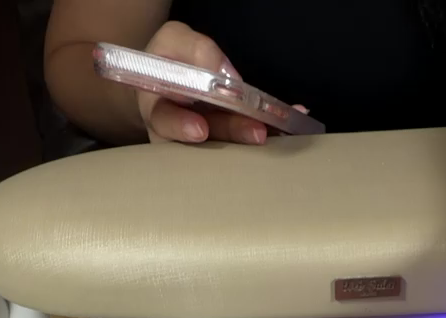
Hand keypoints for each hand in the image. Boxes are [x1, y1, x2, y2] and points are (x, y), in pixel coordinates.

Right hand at [130, 21, 270, 144]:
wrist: (178, 80)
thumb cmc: (172, 59)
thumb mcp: (175, 41)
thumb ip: (197, 51)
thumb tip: (228, 76)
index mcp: (156, 109)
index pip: (163, 121)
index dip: (180, 126)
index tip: (200, 130)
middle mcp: (177, 136)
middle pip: (203, 141)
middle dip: (231, 133)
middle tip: (256, 133)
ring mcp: (202, 147)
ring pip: (226, 148)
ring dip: (253, 138)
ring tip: (272, 131)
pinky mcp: (225, 148)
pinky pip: (246, 143)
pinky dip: (270, 132)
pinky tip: (289, 126)